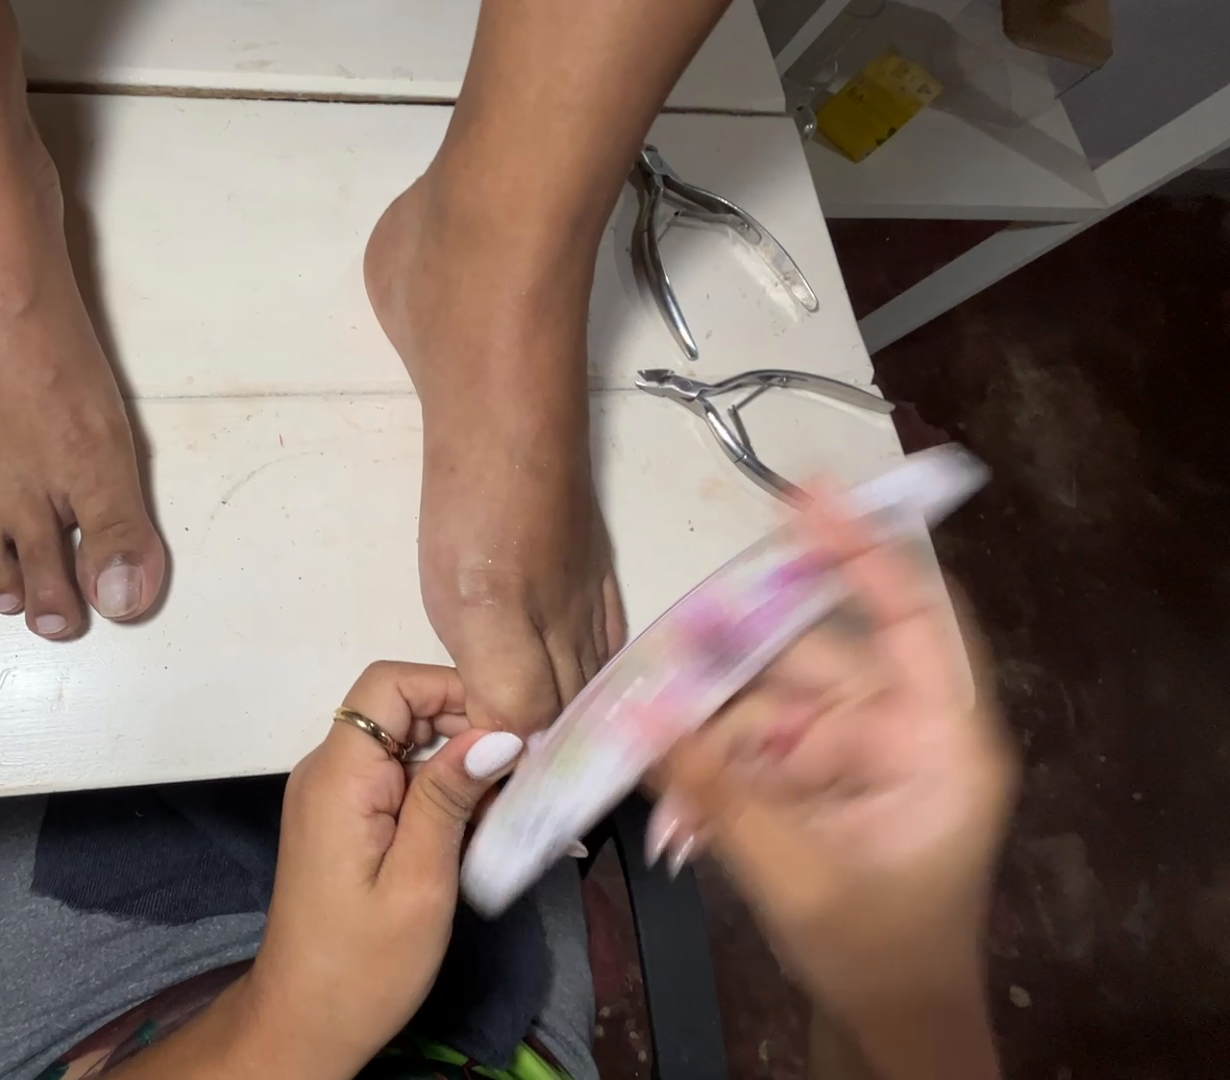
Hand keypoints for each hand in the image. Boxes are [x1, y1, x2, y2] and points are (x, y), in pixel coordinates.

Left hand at [243, 663, 525, 1076]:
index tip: (505, 726)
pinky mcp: (343, 814)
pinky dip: (436, 788)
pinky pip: (393, 776)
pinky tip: (477, 821)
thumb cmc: (363, 964)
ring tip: (509, 799)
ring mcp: (332, 791)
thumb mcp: (420, 882)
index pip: (386, 684)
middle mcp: (328, 769)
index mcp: (339, 775)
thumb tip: (495, 733)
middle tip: (519, 768)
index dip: (446, 686)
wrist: (304, 1021)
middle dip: (461, 724)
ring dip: (454, 761)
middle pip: (395, 708)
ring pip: (400, 742)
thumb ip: (449, 798)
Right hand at [651, 492, 1017, 1017]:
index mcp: (936, 741)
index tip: (807, 494)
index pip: (912, 622)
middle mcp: (886, 726)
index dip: (864, 553)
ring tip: (675, 785)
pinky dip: (698, 758)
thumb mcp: (799, 874)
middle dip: (726, 677)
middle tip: (662, 678)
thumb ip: (717, 791)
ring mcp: (834, 744)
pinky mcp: (792, 764)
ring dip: (702, 732)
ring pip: (747, 699)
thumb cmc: (877, 950)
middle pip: (796, 663)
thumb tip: (638, 718)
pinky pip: (730, 735)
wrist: (879, 1013)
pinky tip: (683, 807)